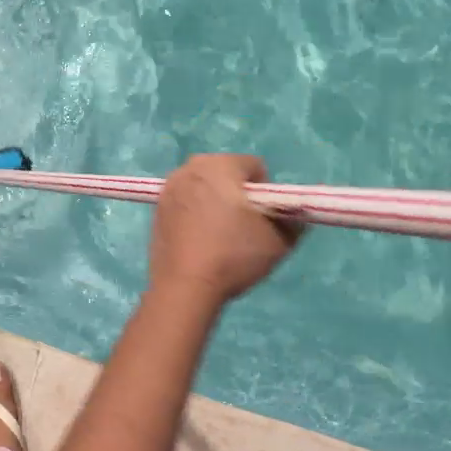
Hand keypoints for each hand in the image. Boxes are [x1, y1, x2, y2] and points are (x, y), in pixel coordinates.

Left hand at [148, 154, 301, 304]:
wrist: (185, 285)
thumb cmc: (234, 255)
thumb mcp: (279, 241)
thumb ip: (293, 220)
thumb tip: (294, 215)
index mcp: (220, 165)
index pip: (254, 166)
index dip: (265, 192)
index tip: (263, 218)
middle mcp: (191, 167)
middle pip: (225, 173)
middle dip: (237, 192)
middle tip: (244, 226)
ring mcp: (169, 187)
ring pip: (203, 187)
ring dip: (214, 201)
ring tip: (220, 235)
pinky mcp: (157, 208)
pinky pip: (185, 202)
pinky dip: (194, 213)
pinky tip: (199, 240)